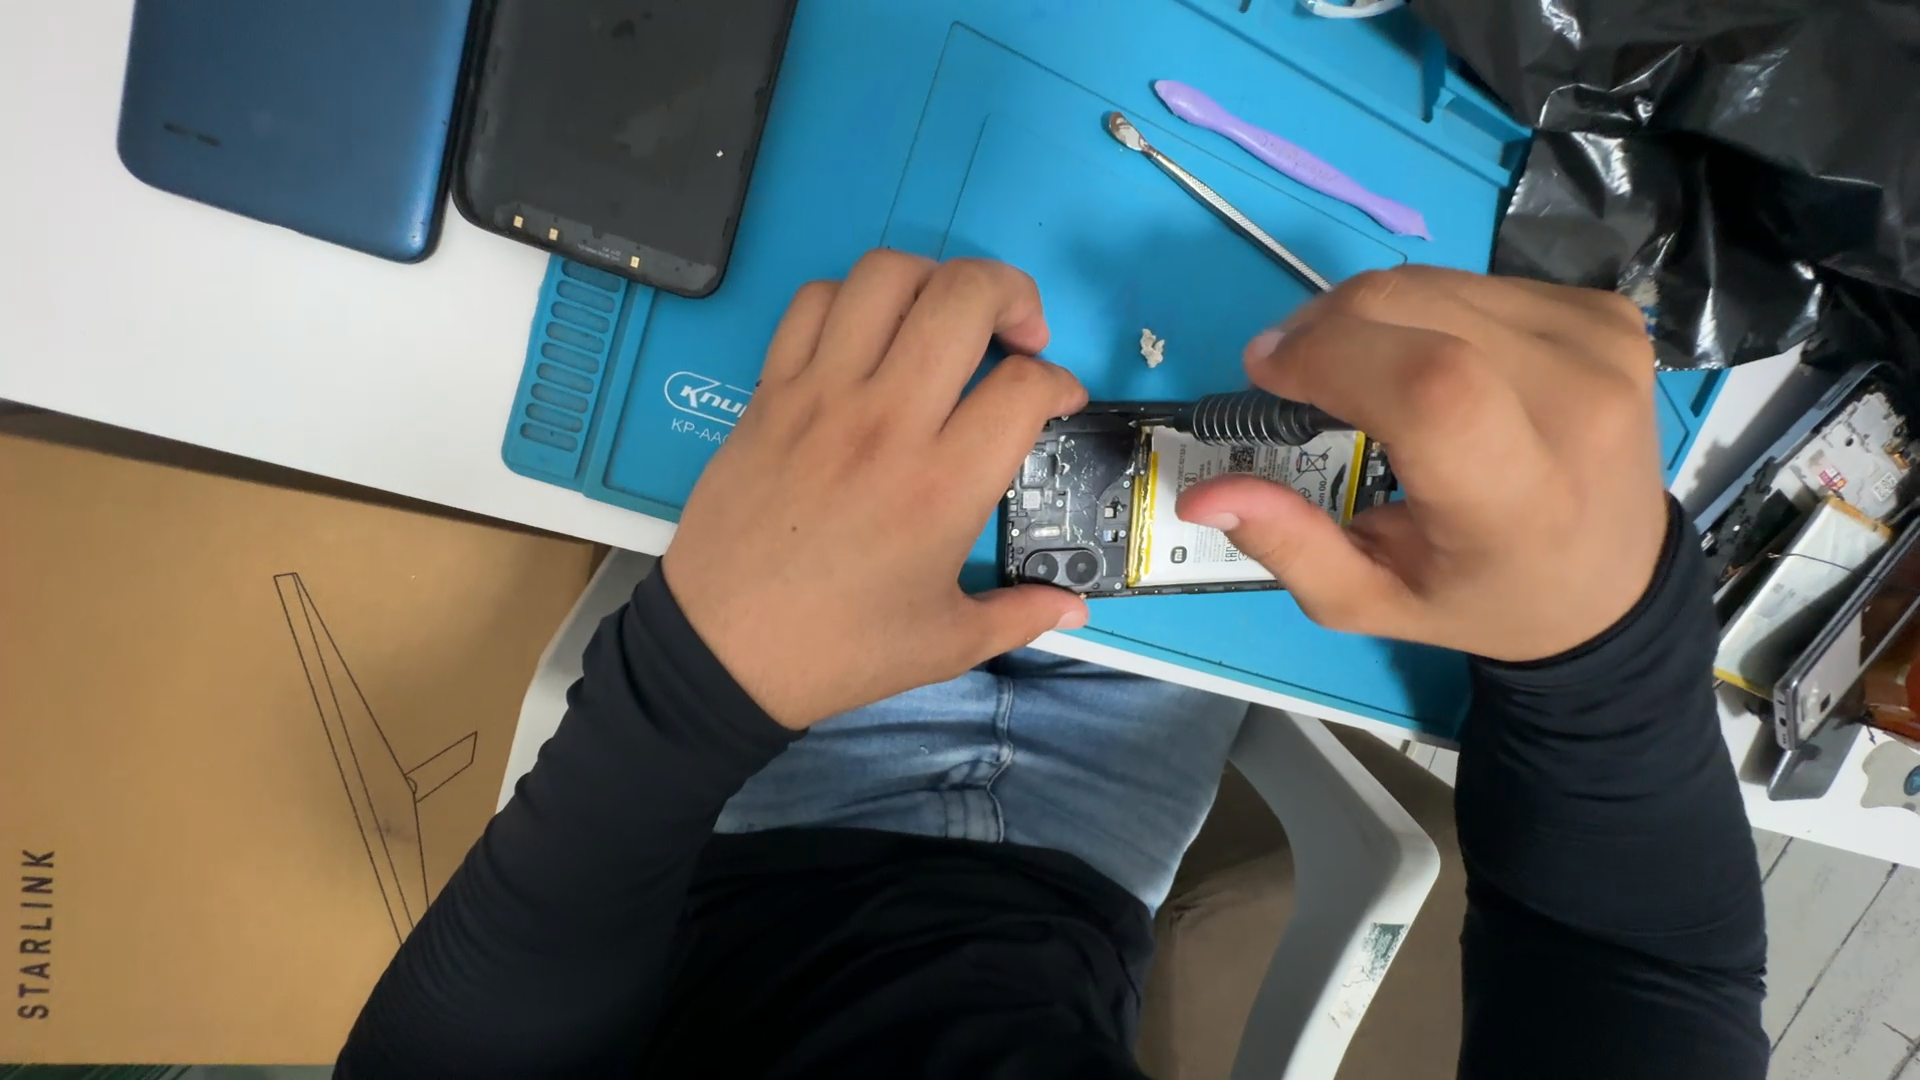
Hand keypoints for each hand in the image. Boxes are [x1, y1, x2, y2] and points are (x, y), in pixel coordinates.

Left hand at [662, 251, 1089, 728]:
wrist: (723, 651)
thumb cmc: (839, 649)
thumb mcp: (946, 644)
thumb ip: (1022, 618)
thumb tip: (1075, 611)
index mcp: (944, 484)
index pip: (1025, 388)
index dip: (1062, 384)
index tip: (1059, 401)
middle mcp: (888, 421)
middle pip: (964, 298)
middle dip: (1013, 294)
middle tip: (1021, 333)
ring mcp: (821, 397)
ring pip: (886, 277)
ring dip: (934, 279)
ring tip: (946, 319)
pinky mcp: (769, 393)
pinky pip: (812, 303)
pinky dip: (851, 298)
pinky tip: (867, 336)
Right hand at [1177, 266, 1665, 661]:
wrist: (1609, 580)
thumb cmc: (1471, 597)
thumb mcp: (1362, 600)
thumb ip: (1286, 546)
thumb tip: (1199, 497)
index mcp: (1516, 497)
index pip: (1428, 387)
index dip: (1329, 356)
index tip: (1264, 368)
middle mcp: (1576, 403)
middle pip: (1418, 310)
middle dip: (1322, 325)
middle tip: (1285, 368)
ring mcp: (1600, 345)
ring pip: (1431, 284)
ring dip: (1359, 316)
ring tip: (1339, 366)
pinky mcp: (1604, 313)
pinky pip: (1466, 282)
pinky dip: (1410, 311)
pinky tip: (1408, 356)